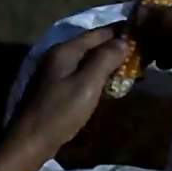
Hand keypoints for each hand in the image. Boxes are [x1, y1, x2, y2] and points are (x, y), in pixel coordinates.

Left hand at [6, 24, 129, 155]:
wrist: (30, 141)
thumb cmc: (60, 112)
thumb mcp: (87, 84)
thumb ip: (105, 59)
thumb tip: (123, 41)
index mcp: (65, 50)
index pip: (98, 32)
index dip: (119, 30)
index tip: (141, 29)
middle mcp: (57, 55)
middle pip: (91, 44)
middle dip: (114, 45)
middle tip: (140, 50)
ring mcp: (53, 72)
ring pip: (86, 59)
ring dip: (106, 60)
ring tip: (128, 65)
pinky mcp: (54, 87)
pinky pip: (80, 73)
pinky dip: (96, 73)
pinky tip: (107, 82)